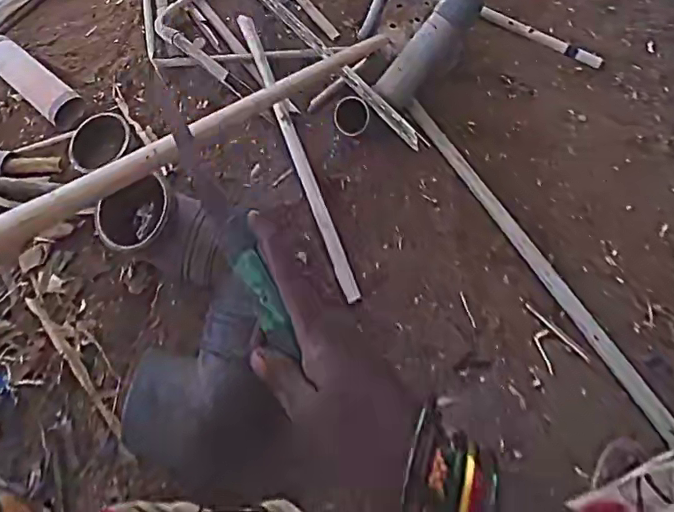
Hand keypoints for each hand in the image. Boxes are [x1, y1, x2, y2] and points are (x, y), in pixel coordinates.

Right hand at [247, 213, 422, 505]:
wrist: (417, 455)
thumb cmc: (357, 436)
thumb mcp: (309, 415)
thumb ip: (282, 377)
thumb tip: (259, 351)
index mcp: (318, 332)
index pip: (289, 278)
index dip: (272, 246)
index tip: (257, 217)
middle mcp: (335, 325)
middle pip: (300, 284)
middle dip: (278, 263)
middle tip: (255, 247)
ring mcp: (350, 337)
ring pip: (310, 303)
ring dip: (289, 291)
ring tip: (266, 288)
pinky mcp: (358, 353)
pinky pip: (321, 324)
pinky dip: (301, 316)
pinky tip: (291, 331)